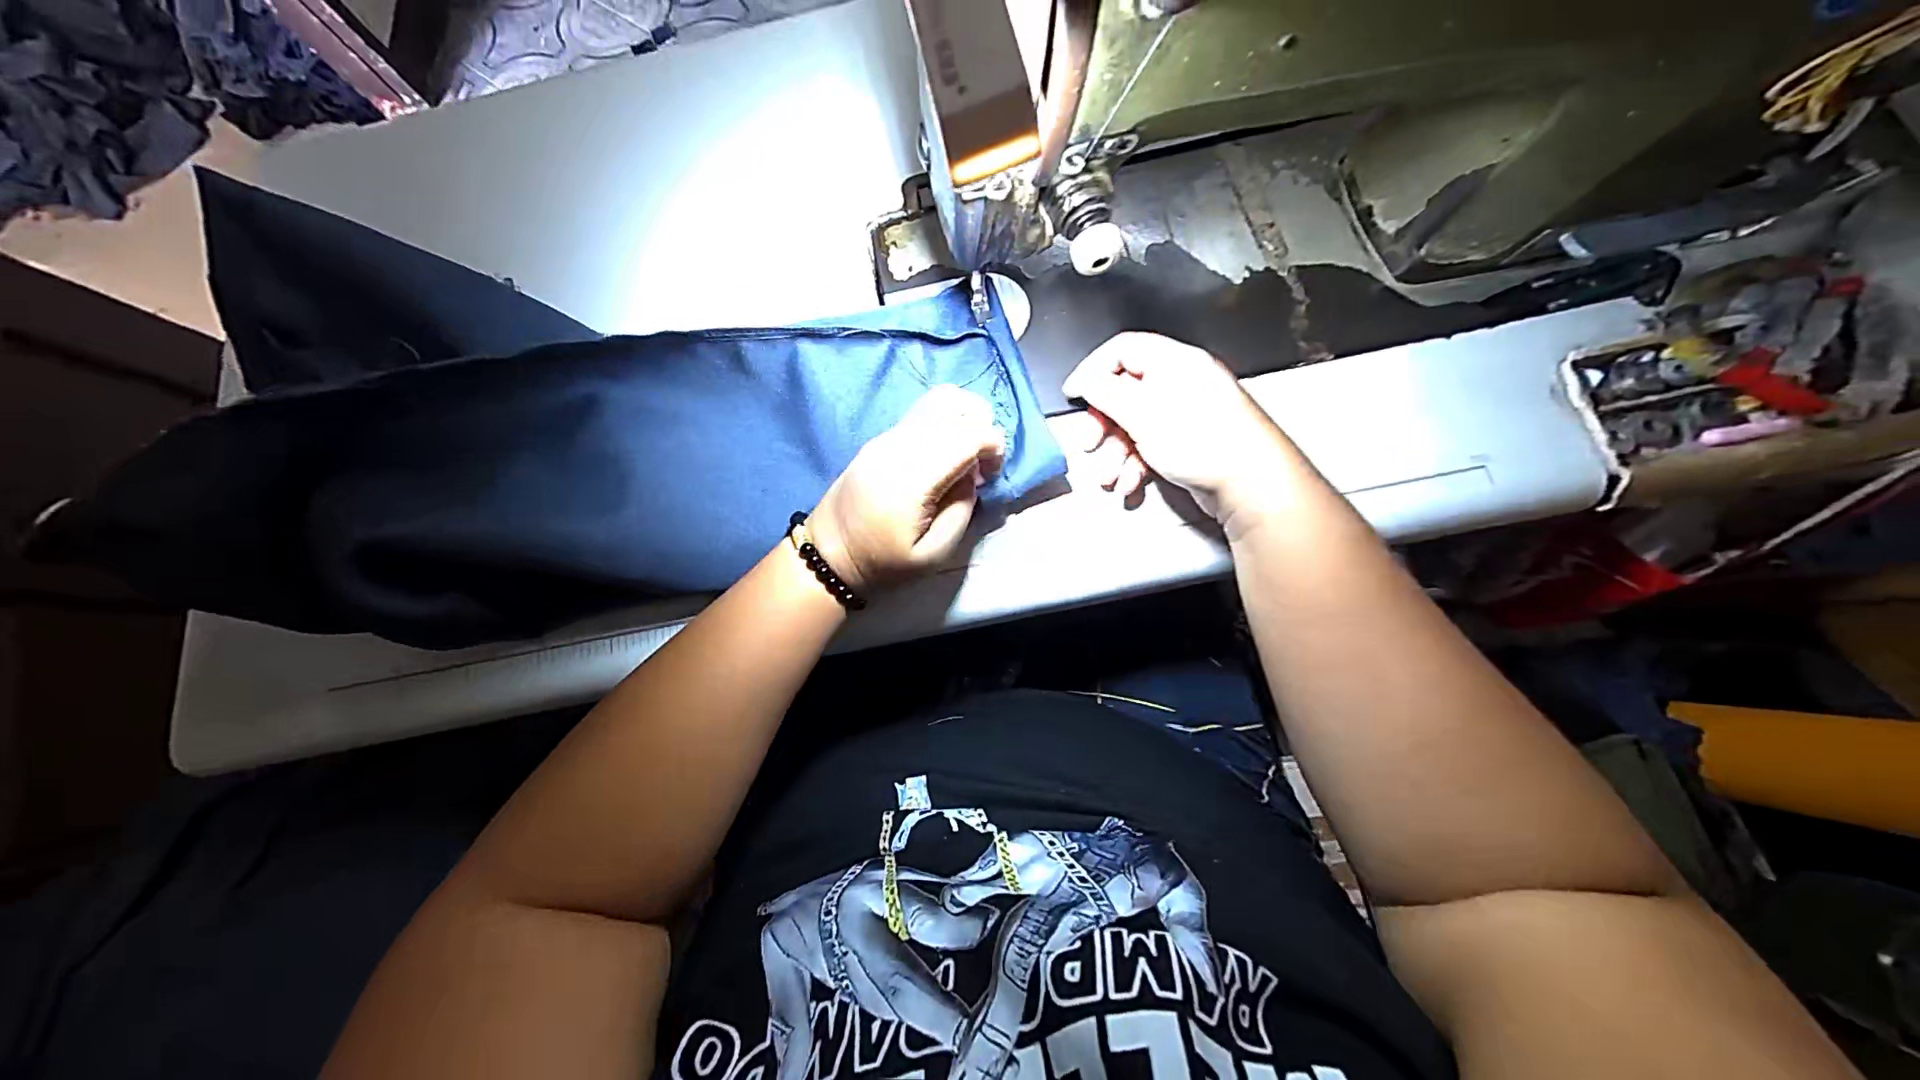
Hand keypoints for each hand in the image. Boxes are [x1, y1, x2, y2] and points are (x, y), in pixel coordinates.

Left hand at [807, 385, 1005, 592]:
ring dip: (966, 418)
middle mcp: (897, 445)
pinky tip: (946, 454)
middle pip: (955, 405)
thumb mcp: (933, 555)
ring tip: (968, 454)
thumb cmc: (882, 564)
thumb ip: (962, 510)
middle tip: (984, 465)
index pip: (966, 434)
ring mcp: (886, 437)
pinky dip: (947, 421)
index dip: (993, 445)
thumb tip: (972, 474)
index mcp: (911, 478)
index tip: (993, 474)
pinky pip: (923, 411)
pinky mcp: (881, 438)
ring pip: (939, 399)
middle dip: (983, 427)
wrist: (828, 556)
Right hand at [1061, 332, 1292, 531]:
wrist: (1250, 483)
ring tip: (1110, 476)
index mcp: (1174, 362)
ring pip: (1133, 426)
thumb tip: (1087, 381)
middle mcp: (1180, 383)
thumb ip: (1108, 392)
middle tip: (1090, 443)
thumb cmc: (1206, 441)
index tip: (1074, 393)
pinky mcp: (1188, 443)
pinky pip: (1149, 446)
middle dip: (1102, 423)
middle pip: (1123, 393)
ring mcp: (1185, 414)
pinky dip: (1135, 465)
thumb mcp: (1143, 412)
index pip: (1123, 350)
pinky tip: (1131, 483)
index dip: (1093, 369)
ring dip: (1115, 453)